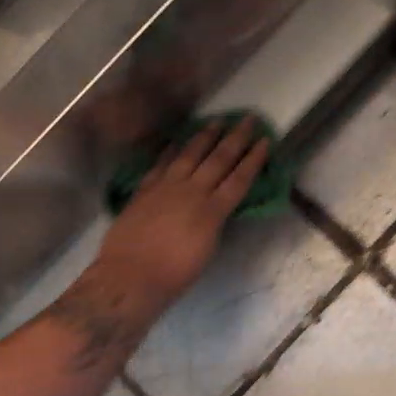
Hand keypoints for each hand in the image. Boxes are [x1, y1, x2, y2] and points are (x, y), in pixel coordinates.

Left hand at [96, 117, 268, 307]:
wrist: (131, 275)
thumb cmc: (174, 274)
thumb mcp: (207, 250)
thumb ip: (214, 223)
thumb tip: (217, 208)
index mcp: (212, 211)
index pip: (239, 179)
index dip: (254, 160)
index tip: (265, 141)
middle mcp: (192, 191)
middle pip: (218, 159)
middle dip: (236, 138)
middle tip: (247, 119)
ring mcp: (166, 187)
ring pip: (189, 154)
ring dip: (205, 136)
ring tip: (216, 121)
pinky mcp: (145, 189)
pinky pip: (162, 163)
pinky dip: (171, 150)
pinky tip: (177, 141)